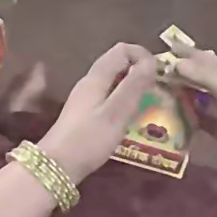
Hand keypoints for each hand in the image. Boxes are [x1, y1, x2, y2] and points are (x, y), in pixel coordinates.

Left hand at [35, 44, 158, 181]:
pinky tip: (129, 116)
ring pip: (113, 80)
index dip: (142, 55)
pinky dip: (122, 98)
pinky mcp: (84, 113)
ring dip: (132, 85)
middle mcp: (89, 82)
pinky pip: (108, 95)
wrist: (57, 166)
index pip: (122, 50)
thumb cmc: (89, 139)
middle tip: (157, 89)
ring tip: (147, 102)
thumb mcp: (116, 112)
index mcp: (96, 78)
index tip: (159, 74)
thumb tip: (151, 62)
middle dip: (139, 69)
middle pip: (116, 63)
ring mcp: (84, 98)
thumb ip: (134, 86)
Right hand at [173, 51, 216, 189]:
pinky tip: (171, 108)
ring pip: (205, 99)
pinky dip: (188, 114)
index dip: (199, 57)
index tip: (173, 51)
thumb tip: (180, 63)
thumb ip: (212, 77)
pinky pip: (202, 120)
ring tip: (161, 85)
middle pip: (212, 80)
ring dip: (186, 93)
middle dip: (189, 74)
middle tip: (161, 68)